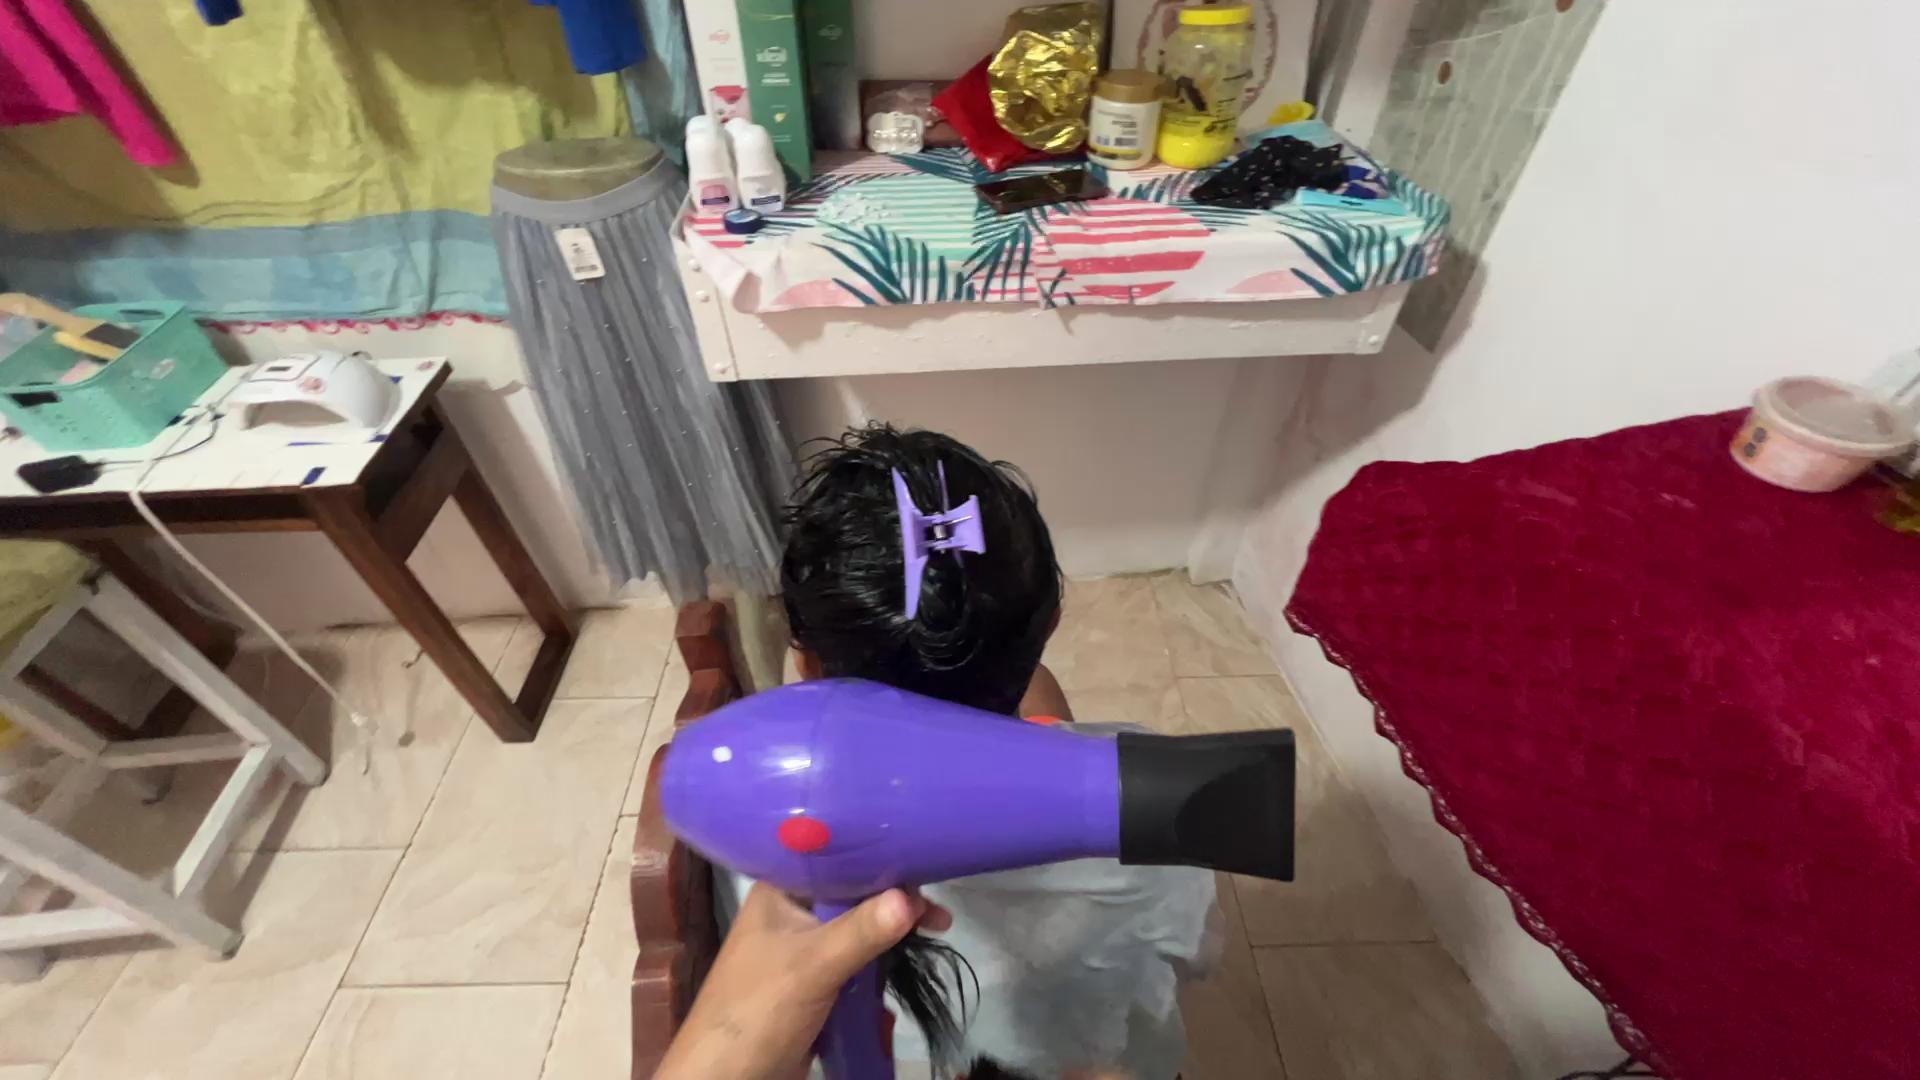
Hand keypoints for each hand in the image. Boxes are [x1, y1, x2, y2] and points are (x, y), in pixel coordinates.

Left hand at [655, 883, 952, 1079]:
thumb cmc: (756, 1011)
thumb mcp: (812, 966)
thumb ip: (862, 931)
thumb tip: (913, 896)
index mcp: (781, 888)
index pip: (838, 857)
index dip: (881, 858)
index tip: (924, 866)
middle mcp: (792, 907)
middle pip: (853, 890)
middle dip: (894, 898)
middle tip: (937, 911)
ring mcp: (802, 944)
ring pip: (857, 923)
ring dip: (892, 927)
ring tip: (937, 927)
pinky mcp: (813, 978)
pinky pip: (854, 954)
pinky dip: (880, 955)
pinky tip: (908, 956)